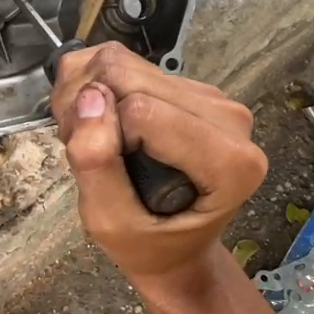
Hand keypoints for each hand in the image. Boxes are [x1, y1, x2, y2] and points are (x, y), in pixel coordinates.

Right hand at [51, 43, 266, 290]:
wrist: (176, 251)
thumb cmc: (148, 245)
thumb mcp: (110, 224)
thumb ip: (97, 164)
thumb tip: (89, 98)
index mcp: (228, 161)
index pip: (139, 111)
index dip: (102, 135)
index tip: (93, 167)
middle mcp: (230, 119)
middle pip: (127, 74)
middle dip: (88, 105)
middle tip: (83, 147)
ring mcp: (213, 97)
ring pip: (122, 62)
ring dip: (89, 94)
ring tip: (92, 137)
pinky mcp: (193, 86)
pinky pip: (128, 62)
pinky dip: (100, 87)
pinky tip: (102, 121)